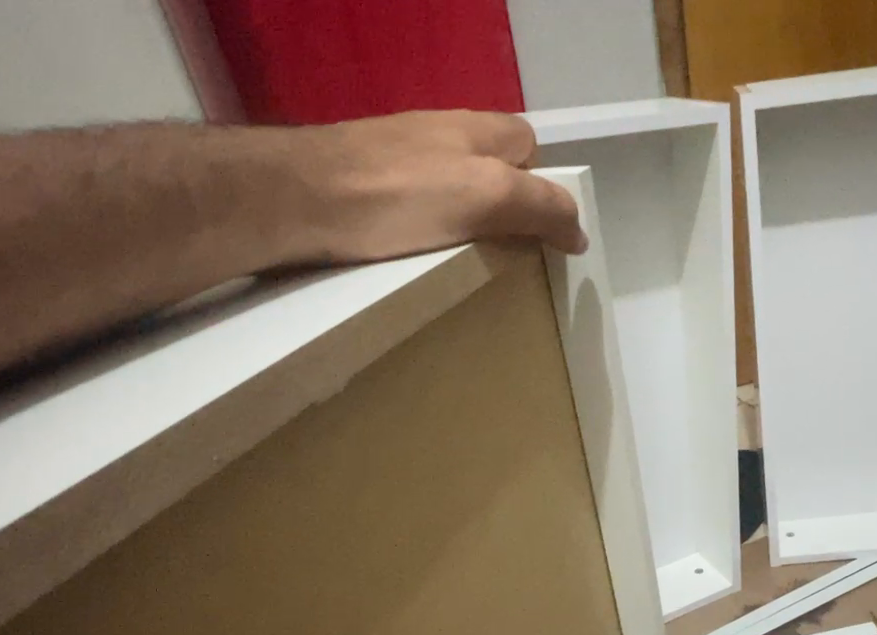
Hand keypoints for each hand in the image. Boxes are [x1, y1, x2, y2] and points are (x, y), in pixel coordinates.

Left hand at [295, 110, 587, 262]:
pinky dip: (428, 233)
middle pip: (491, 170)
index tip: (543, 231)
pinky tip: (420, 257)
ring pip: (453, 191)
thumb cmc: (399, 193)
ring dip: (467, 225)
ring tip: (467, 263)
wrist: (297, 197)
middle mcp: (439, 136)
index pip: (529, 146)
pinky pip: (417, 210)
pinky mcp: (366, 187)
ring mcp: (399, 159)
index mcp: (475, 129)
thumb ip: (540, 207)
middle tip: (508, 254)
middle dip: (506, 209)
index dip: (542, 184)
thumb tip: (579, 233)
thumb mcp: (487, 196)